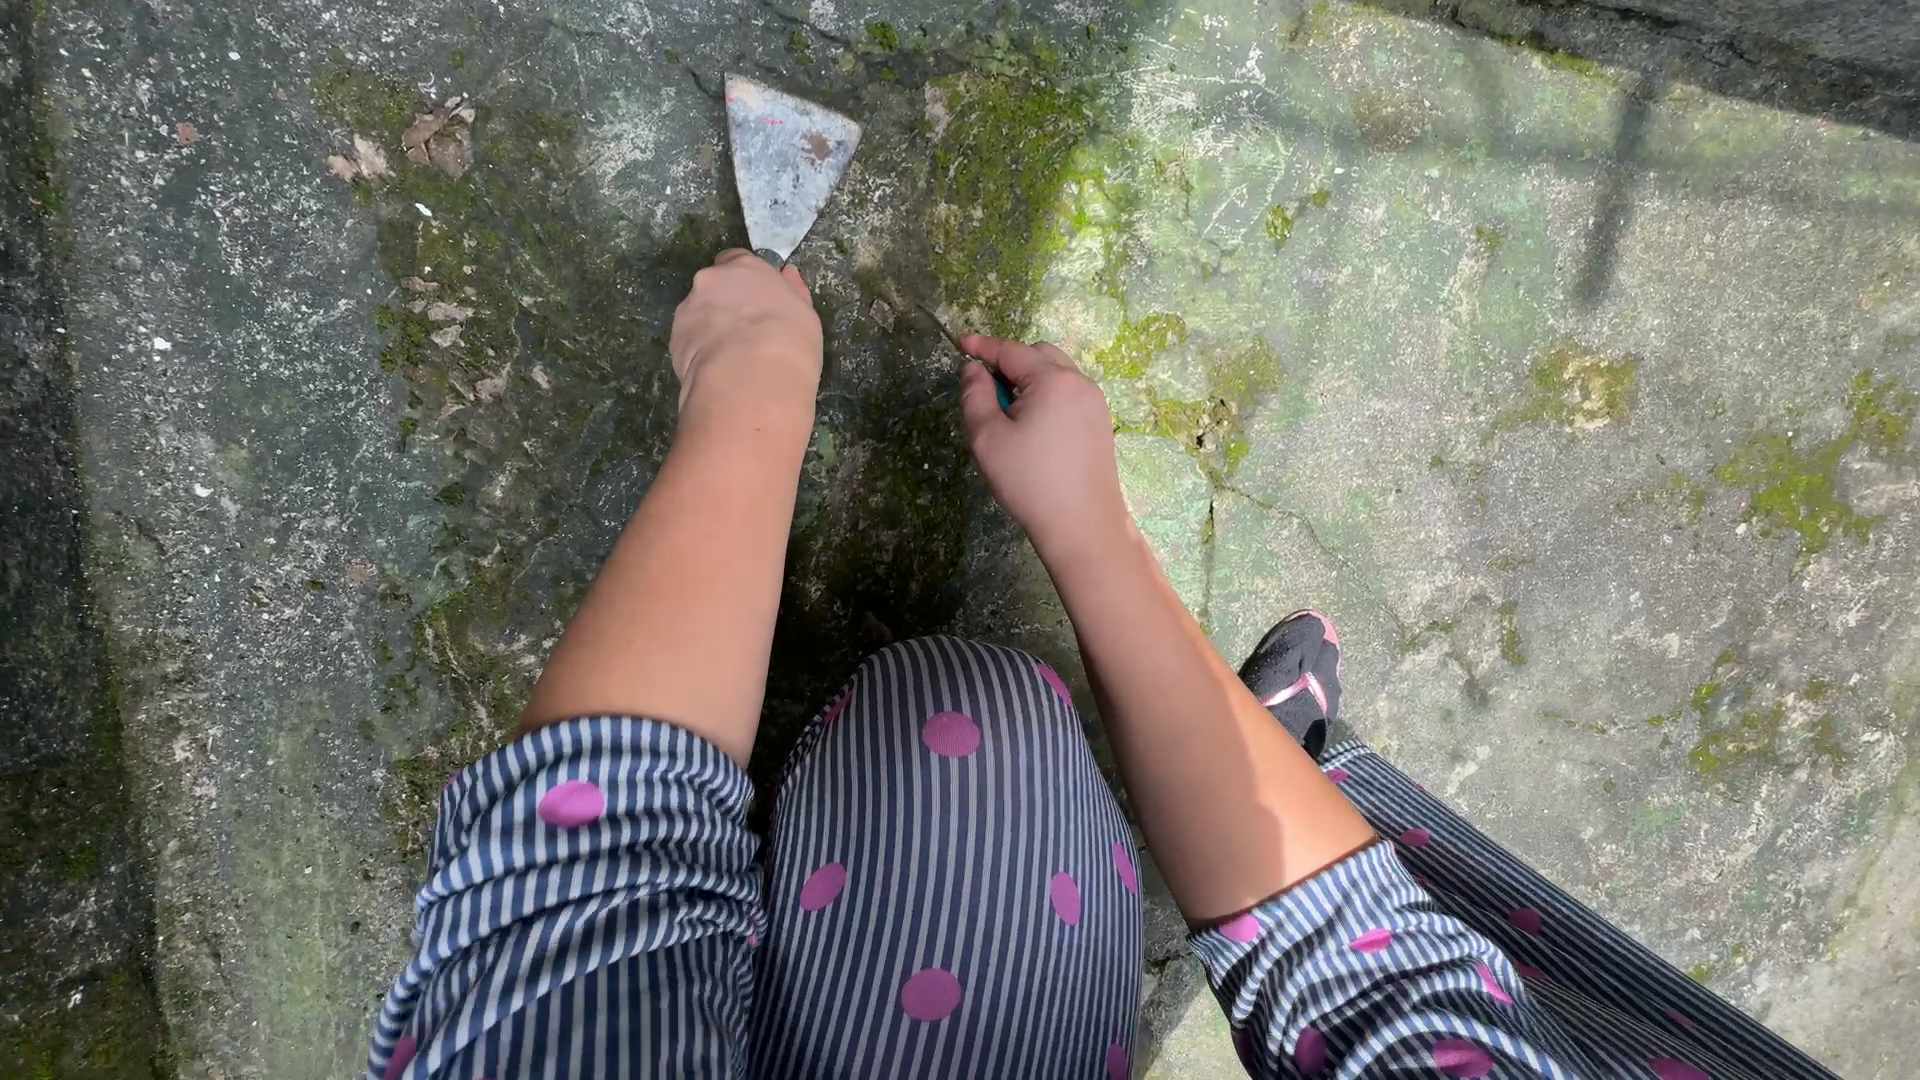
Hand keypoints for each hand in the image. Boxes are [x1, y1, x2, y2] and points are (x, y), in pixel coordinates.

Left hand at [669, 250, 822, 418]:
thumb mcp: (805, 315)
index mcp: (744, 267)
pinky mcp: (675, 339)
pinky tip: (717, 371)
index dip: (745, 282)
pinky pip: (688, 341)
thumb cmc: (789, 341)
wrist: (753, 379)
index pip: (737, 261)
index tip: (756, 302)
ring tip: (730, 359)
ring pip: (697, 315)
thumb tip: (788, 274)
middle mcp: (710, 280)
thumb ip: (792, 292)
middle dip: (724, 305)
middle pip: (713, 287)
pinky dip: (699, 352)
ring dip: (710, 328)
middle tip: (744, 334)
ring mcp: (688, 309)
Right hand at [958, 335, 1131, 558]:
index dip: (982, 346)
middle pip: (1040, 355)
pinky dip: (1047, 398)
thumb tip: (974, 370)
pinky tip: (1033, 430)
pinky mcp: (1100, 426)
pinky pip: (1069, 396)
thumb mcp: (988, 438)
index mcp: (1054, 380)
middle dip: (1010, 362)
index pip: (1012, 351)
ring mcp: (1095, 405)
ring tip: (1008, 414)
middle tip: (986, 389)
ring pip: (1057, 375)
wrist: (1082, 526)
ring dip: (1030, 381)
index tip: (960, 344)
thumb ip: (975, 396)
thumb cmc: (1029, 482)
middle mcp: (1080, 383)